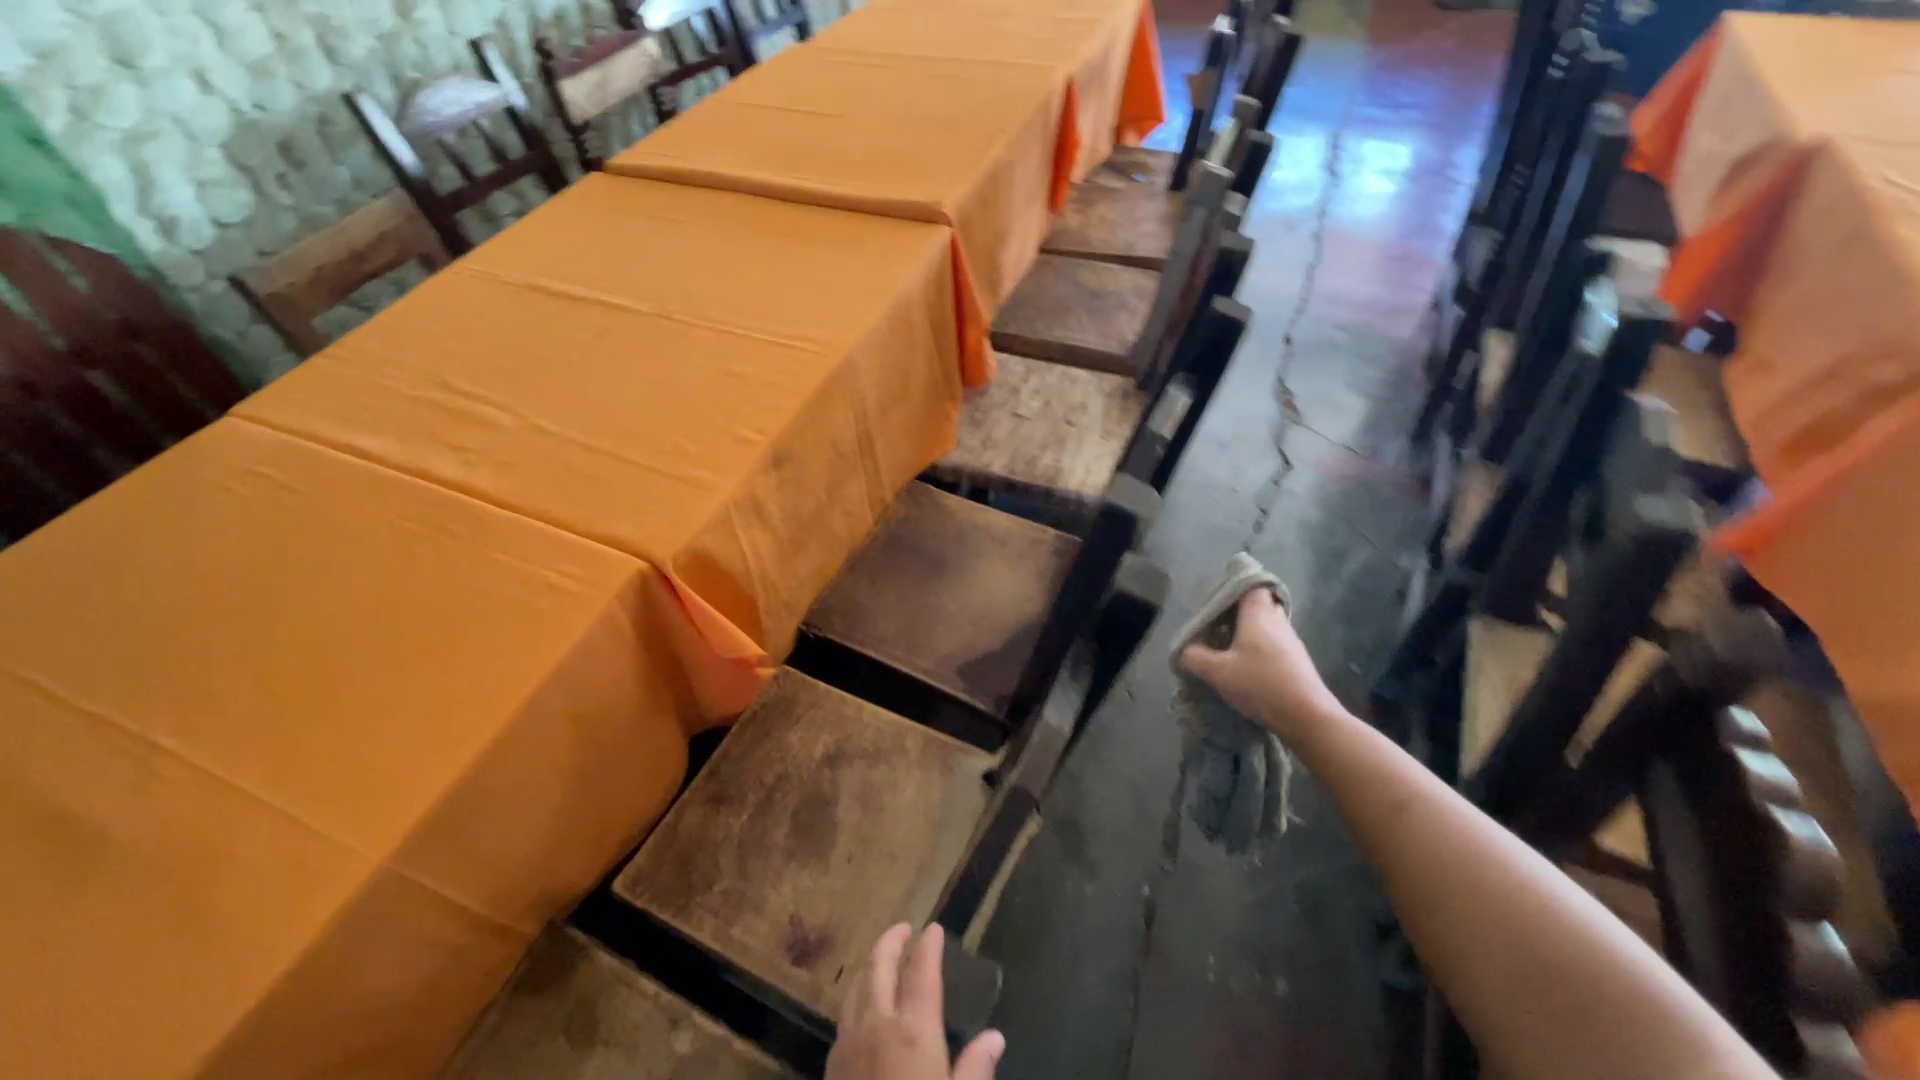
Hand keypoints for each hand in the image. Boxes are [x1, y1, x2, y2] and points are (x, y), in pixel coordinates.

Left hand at [826, 923, 1004, 1079]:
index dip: (928, 947)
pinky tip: (863, 1007)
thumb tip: (994, 1038)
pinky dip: (857, 996)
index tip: (935, 929)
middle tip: (905, 928)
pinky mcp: (832, 1065)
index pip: (921, 972)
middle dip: (892, 942)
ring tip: (883, 958)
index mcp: (913, 1029)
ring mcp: (849, 1043)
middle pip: (879, 967)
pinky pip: (844, 1015)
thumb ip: (974, 1069)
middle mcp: (877, 1024)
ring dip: (871, 965)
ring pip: (856, 988)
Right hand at [1180, 589, 1347, 739]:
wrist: (1307, 715)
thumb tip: (1185, 650)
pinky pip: (1274, 646)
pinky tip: (1247, 670)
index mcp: (1258, 614)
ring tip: (1227, 651)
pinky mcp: (1298, 661)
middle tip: (1217, 627)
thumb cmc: (1260, 684)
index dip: (1234, 587)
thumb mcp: (1217, 672)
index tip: (1216, 602)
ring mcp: (1292, 641)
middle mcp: (1278, 621)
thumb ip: (1195, 657)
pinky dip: (1260, 651)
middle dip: (1238, 613)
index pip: (1251, 585)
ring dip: (1249, 634)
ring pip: (1267, 627)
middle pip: (1258, 605)